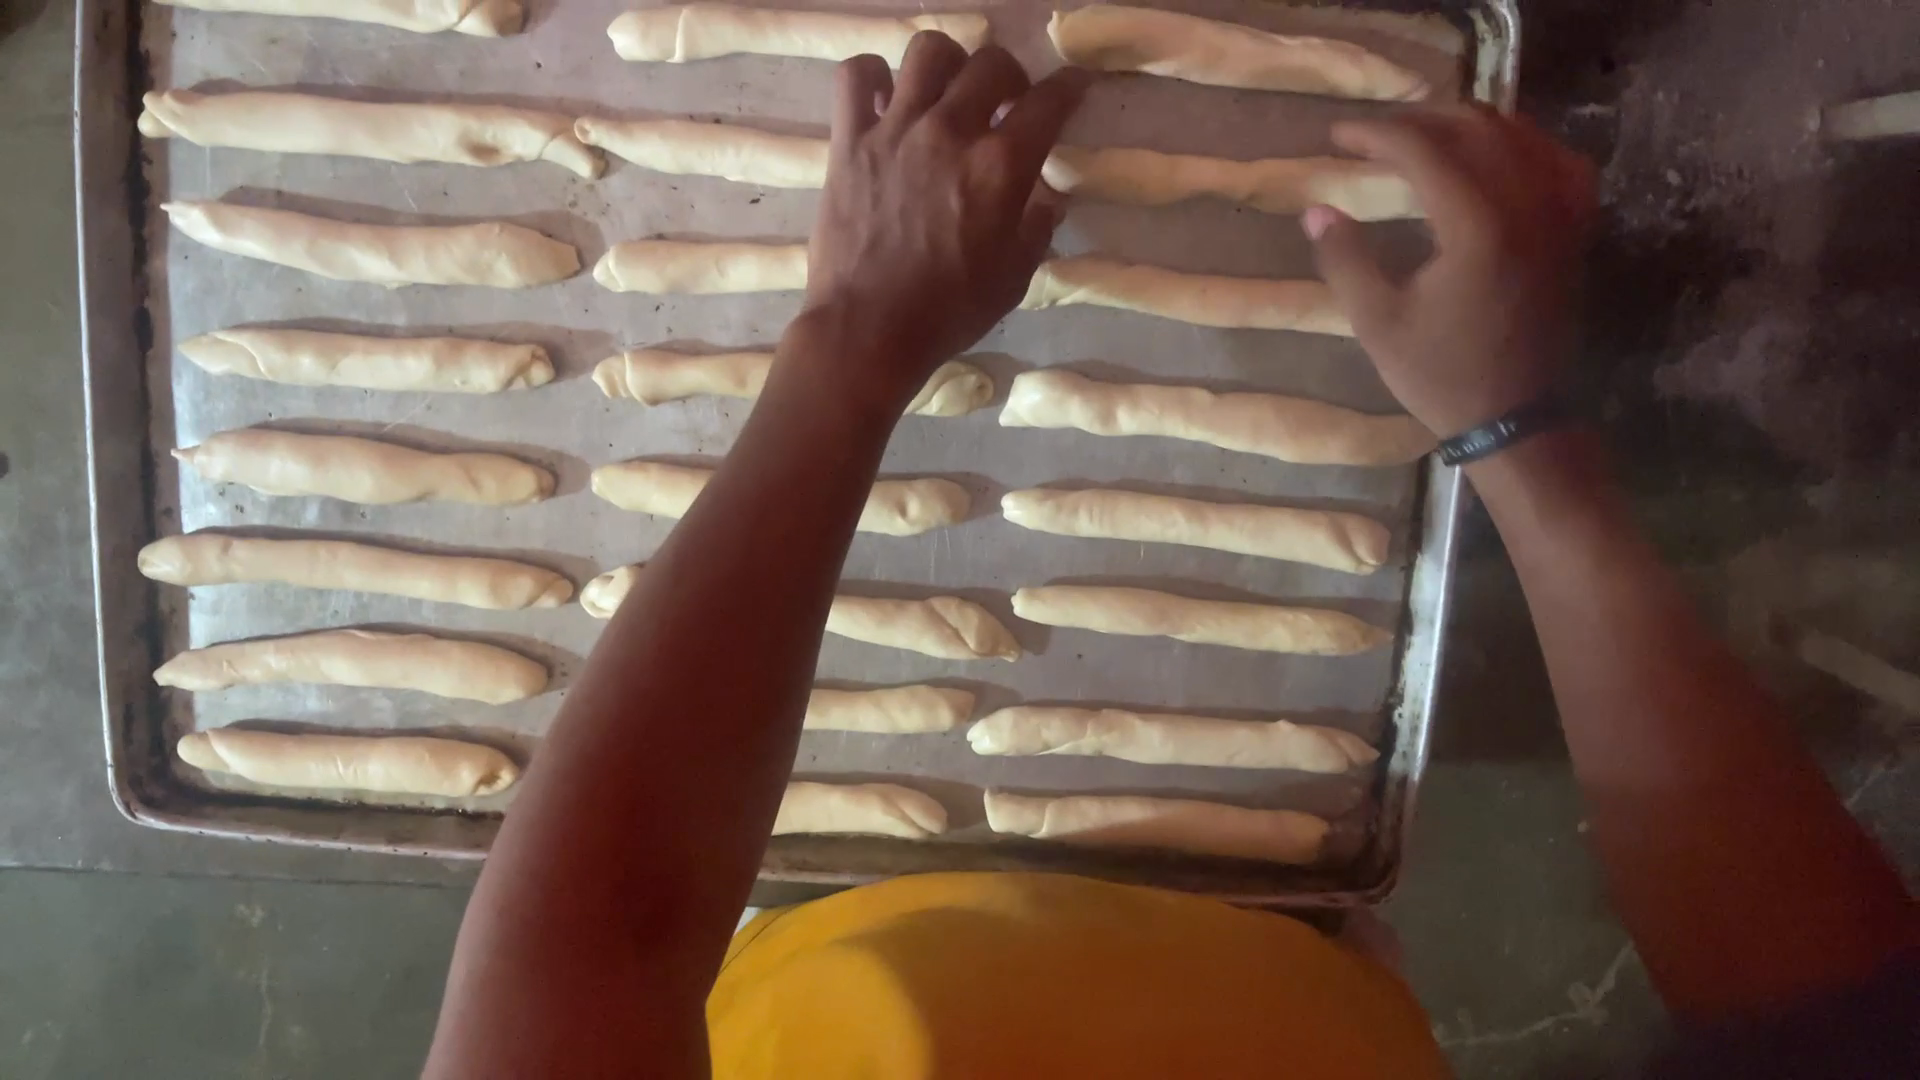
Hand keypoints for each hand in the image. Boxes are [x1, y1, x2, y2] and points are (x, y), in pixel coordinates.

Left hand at [800, 34, 1088, 406]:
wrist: (868, 330)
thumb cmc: (946, 315)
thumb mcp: (1011, 282)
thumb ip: (1035, 232)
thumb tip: (1049, 202)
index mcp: (999, 168)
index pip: (1048, 105)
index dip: (1069, 89)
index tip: (1074, 87)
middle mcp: (950, 132)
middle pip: (991, 65)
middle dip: (1011, 78)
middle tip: (1007, 105)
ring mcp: (895, 130)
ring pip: (928, 52)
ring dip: (949, 66)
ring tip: (948, 94)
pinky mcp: (849, 142)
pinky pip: (856, 75)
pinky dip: (873, 77)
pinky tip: (884, 101)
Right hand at [1303, 106, 1595, 436]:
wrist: (1513, 411)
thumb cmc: (1438, 372)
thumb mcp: (1377, 322)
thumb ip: (1346, 260)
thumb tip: (1316, 211)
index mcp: (1478, 225)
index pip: (1425, 150)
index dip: (1376, 135)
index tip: (1337, 137)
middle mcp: (1529, 201)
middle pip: (1475, 126)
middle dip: (1417, 120)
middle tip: (1371, 134)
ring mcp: (1561, 208)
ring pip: (1516, 131)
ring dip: (1462, 124)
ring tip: (1417, 137)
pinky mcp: (1574, 222)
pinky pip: (1549, 155)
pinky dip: (1510, 142)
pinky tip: (1483, 156)